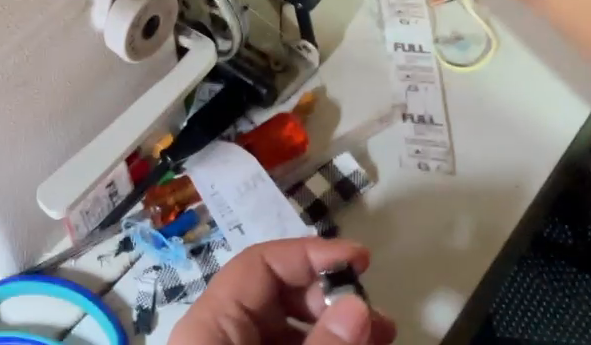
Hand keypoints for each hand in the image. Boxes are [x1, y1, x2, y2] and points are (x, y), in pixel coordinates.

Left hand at [169, 238, 394, 344]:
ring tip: (383, 338)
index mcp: (208, 326)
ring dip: (333, 332)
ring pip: (286, 333)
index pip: (258, 264)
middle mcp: (216, 337)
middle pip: (275, 297)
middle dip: (329, 300)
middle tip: (379, 320)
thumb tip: (357, 305)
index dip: (310, 254)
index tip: (360, 259)